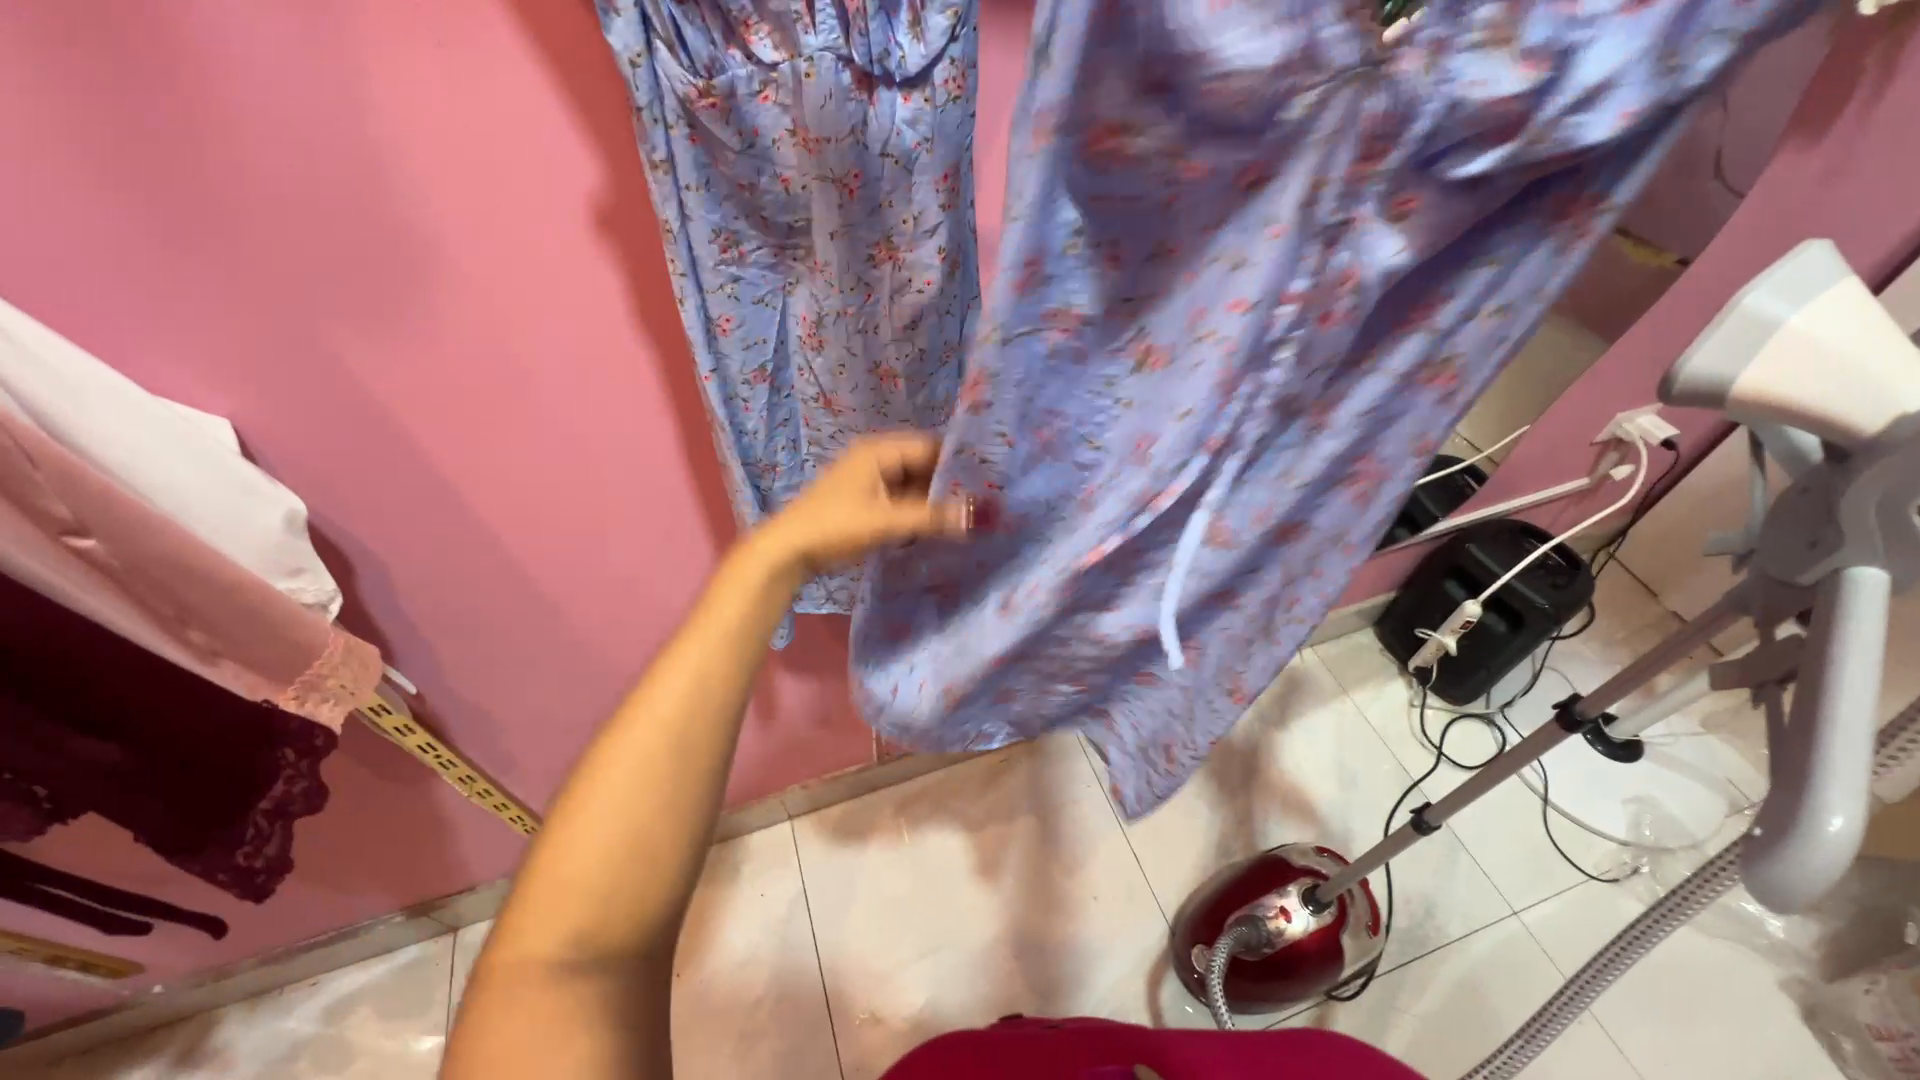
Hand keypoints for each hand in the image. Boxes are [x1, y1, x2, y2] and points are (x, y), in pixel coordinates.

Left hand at [750, 431, 972, 583]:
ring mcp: (869, 481)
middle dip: (951, 484)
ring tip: (968, 516)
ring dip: (935, 500)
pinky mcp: (865, 502)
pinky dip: (919, 511)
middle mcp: (876, 458)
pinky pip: (902, 500)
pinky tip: (938, 527)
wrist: (787, 552)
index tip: (990, 481)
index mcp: (879, 450)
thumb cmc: (835, 527)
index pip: (931, 447)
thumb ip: (934, 517)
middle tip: (984, 503)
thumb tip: (980, 515)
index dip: (960, 463)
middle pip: (924, 465)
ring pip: (914, 485)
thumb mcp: (888, 522)